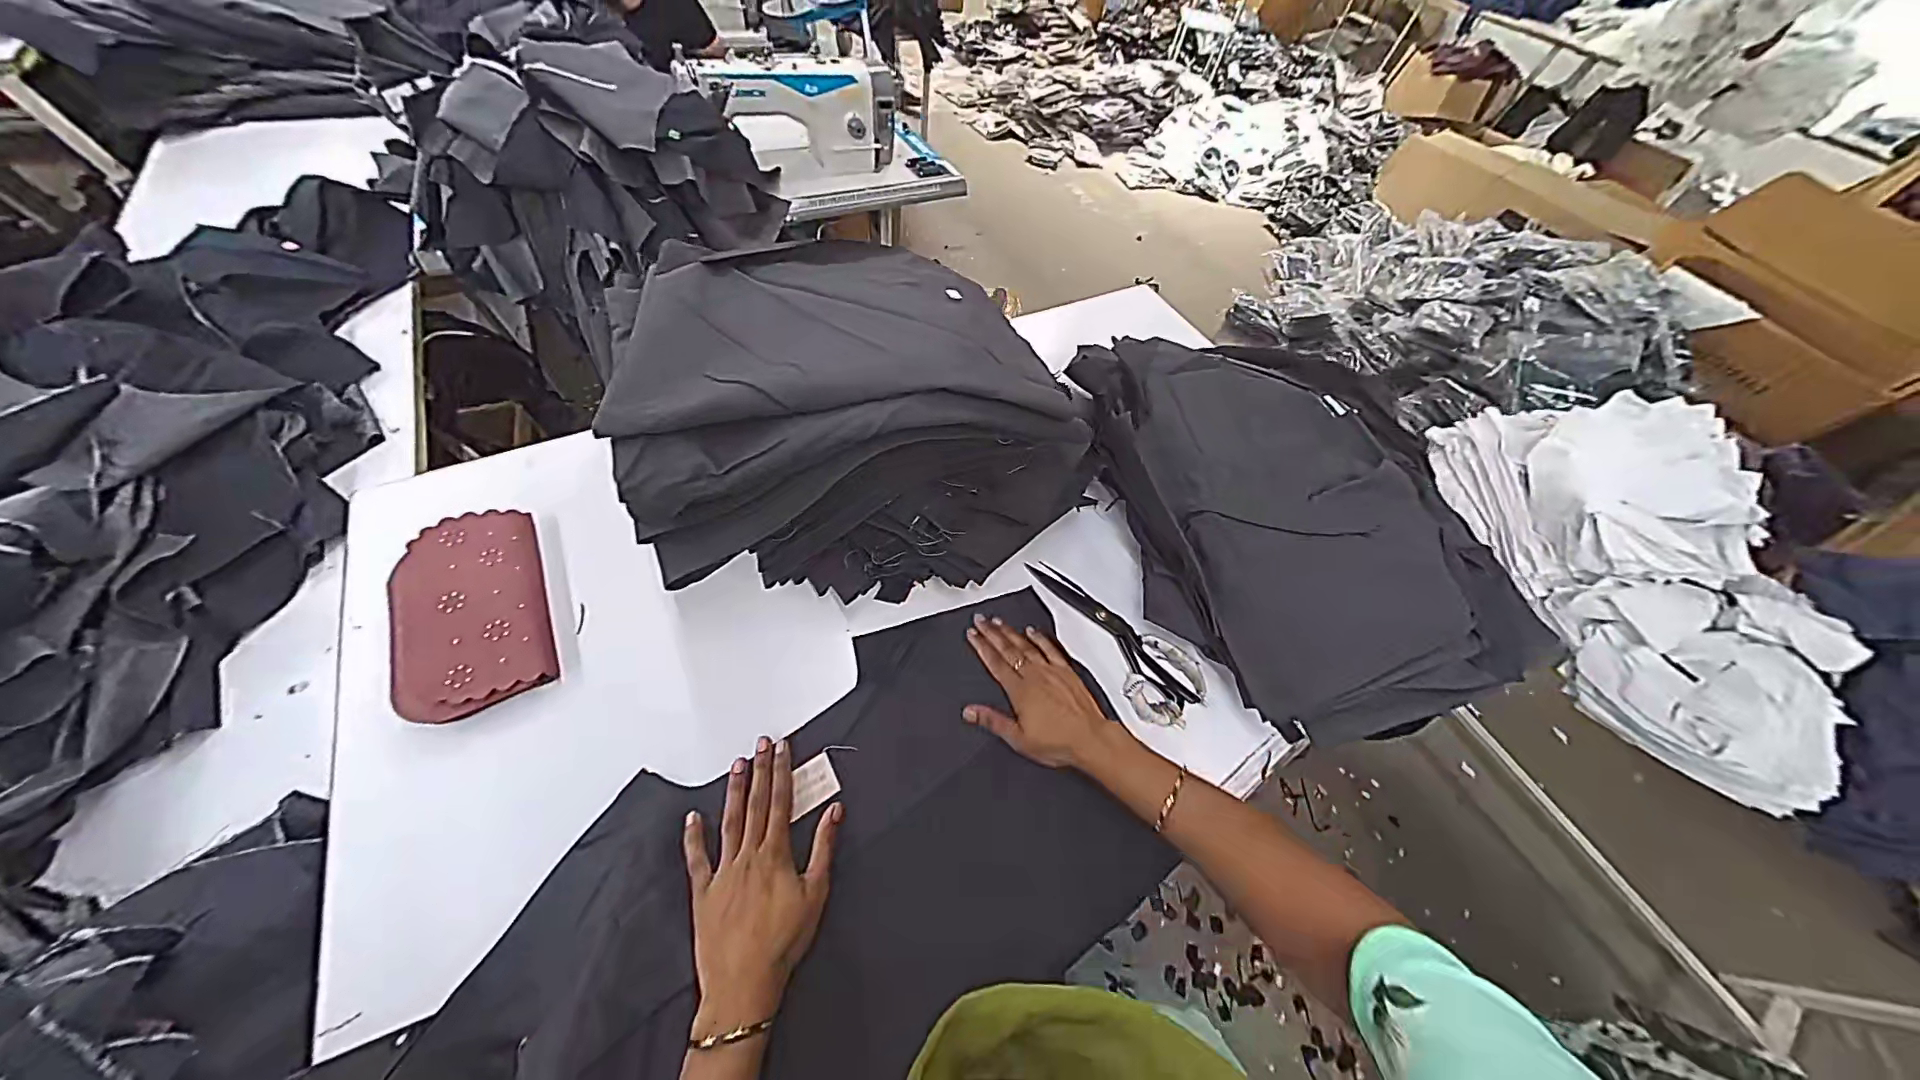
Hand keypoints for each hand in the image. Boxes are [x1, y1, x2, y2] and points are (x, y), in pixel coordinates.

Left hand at [683, 737, 841, 1038]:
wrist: (744, 981)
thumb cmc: (783, 941)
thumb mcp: (816, 892)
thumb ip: (824, 847)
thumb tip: (833, 813)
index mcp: (775, 854)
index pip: (779, 802)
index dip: (780, 772)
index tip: (781, 749)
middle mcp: (748, 856)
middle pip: (755, 804)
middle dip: (760, 770)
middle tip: (761, 744)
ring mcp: (723, 872)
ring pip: (729, 822)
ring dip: (734, 791)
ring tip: (737, 765)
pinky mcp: (704, 892)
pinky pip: (697, 858)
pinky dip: (694, 836)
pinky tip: (693, 817)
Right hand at [964, 614, 1119, 768]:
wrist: (1090, 739)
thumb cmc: (1058, 742)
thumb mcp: (1018, 738)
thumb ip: (992, 721)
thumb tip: (970, 712)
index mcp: (1020, 691)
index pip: (995, 663)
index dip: (981, 647)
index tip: (973, 635)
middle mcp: (1035, 677)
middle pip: (1008, 649)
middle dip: (991, 633)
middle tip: (981, 620)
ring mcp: (1052, 672)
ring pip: (1026, 645)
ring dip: (1011, 632)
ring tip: (999, 621)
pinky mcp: (1067, 672)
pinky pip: (1050, 649)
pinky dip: (1040, 638)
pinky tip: (1033, 631)